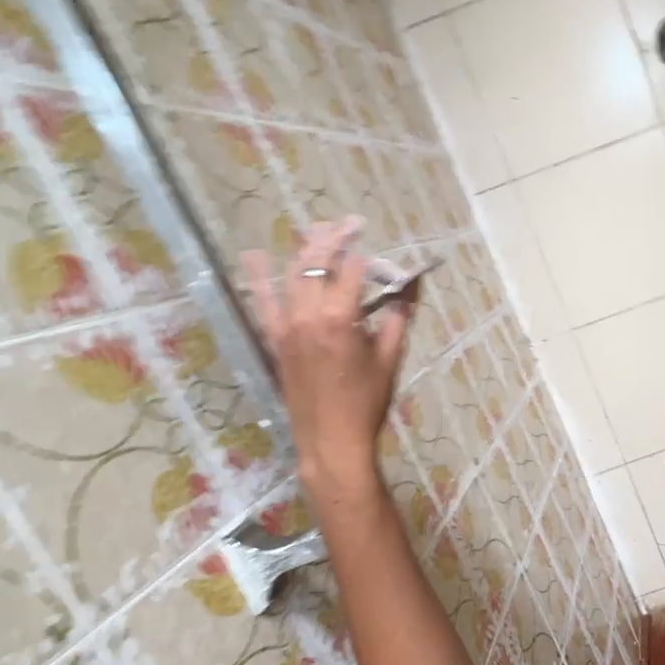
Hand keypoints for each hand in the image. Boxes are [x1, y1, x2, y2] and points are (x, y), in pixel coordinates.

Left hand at [242, 217, 410, 498]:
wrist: (331, 440)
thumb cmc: (367, 403)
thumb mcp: (390, 359)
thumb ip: (397, 318)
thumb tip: (411, 288)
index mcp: (340, 319)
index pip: (353, 272)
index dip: (369, 260)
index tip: (382, 259)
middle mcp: (308, 315)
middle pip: (318, 263)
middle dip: (335, 239)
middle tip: (350, 224)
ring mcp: (286, 326)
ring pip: (292, 275)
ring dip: (304, 248)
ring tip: (315, 228)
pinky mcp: (275, 339)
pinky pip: (263, 301)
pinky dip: (258, 277)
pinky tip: (254, 255)